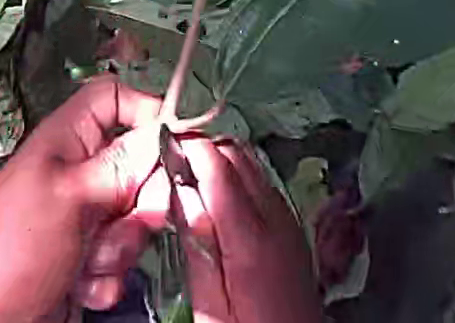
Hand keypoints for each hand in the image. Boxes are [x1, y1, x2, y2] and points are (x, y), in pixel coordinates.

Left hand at [0, 76, 163, 322]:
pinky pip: (122, 254)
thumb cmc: (9, 249)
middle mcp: (82, 169)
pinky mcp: (85, 257)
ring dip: (122, 244)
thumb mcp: (71, 197)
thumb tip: (167, 132)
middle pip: (140, 160)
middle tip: (123, 221)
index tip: (175, 144)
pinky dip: (110, 274)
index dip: (147, 110)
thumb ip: (123, 164)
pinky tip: (84, 287)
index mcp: (71, 137)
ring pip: (135, 212)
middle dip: (140, 198)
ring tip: (89, 263)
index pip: (118, 97)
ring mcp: (84, 215)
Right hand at [143, 136, 320, 322]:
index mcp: (251, 238)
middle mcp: (274, 215)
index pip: (218, 166)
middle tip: (172, 166)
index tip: (163, 147)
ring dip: (220, 159)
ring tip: (190, 180)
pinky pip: (261, 179)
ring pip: (250, 161)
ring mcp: (286, 217)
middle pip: (236, 154)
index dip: (190, 148)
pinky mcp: (290, 224)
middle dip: (203, 150)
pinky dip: (237, 174)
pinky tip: (217, 197)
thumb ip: (197, 249)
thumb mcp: (211, 312)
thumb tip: (179, 192)